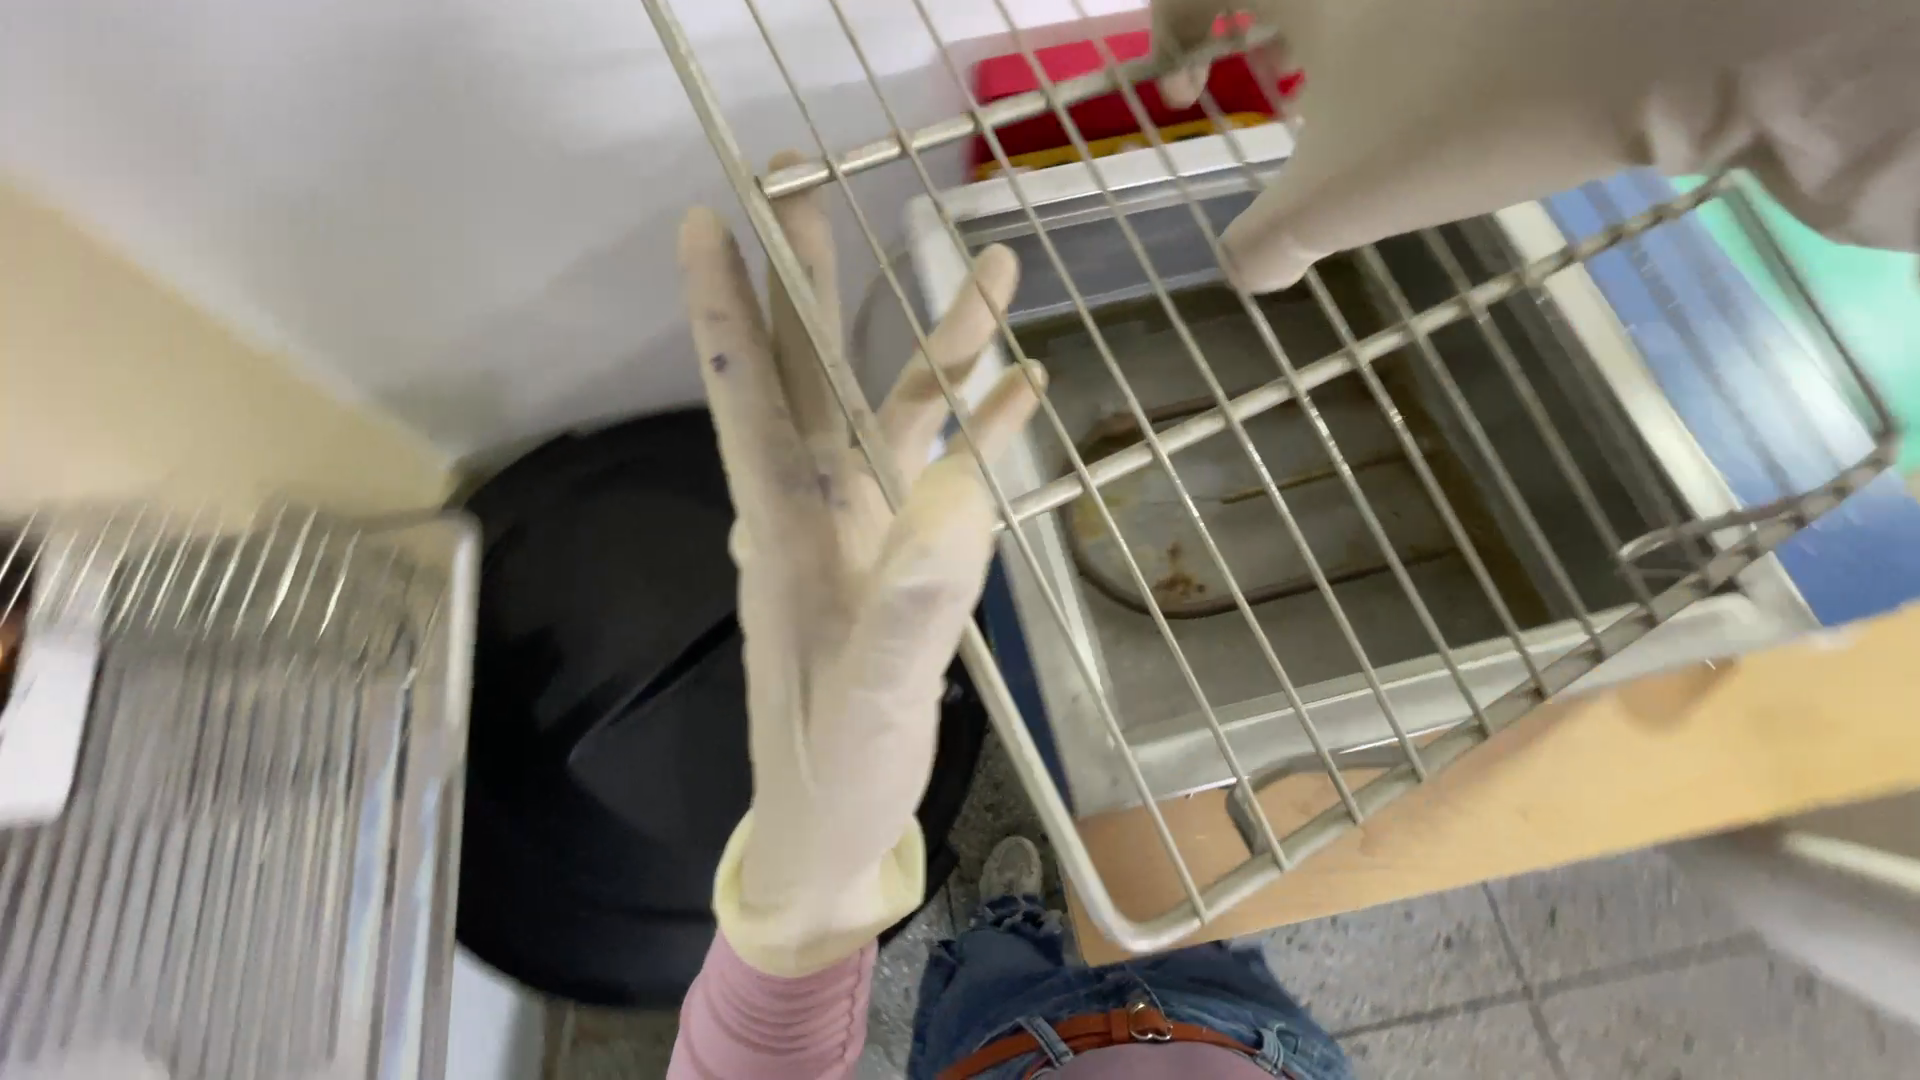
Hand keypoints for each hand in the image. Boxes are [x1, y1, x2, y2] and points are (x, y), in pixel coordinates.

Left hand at [678, 158, 1043, 976]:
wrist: (834, 826)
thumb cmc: (835, 770)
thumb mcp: (875, 702)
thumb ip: (913, 605)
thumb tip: (961, 491)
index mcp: (783, 535)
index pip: (746, 401)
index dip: (725, 312)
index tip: (710, 219)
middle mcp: (813, 513)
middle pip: (811, 377)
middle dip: (814, 284)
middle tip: (816, 184)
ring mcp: (858, 531)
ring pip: (889, 415)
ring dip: (938, 348)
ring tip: (995, 272)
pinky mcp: (895, 557)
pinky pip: (936, 474)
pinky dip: (976, 432)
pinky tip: (1018, 396)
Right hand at [1150, 0, 1919, 292]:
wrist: (1677, 24)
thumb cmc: (1460, 102)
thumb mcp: (1334, 201)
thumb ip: (1262, 247)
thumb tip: (1243, 275)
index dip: (1170, 34)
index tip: (1180, 90)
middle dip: (1246, 26)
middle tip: (1247, 79)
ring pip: (1353, 3)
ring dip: (1330, 33)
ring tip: (1339, 99)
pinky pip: (1426, 13)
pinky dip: (1404, 39)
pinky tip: (1432, 85)